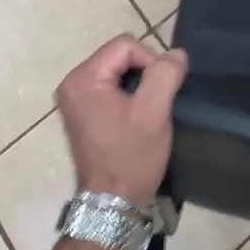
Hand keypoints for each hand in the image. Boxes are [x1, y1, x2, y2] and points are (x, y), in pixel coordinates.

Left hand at [56, 35, 189, 206]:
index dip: (151, 61)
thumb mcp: (154, 111)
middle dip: (144, 73)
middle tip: (154, 103)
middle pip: (120, 55)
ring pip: (119, 70)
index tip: (159, 93)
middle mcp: (72, 83)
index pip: (126, 45)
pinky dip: (128, 95)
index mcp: (82, 79)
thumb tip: (177, 53)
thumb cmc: (131, 157)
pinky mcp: (82, 110)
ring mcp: (75, 98)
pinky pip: (112, 85)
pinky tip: (135, 117)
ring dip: (138, 85)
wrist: (113, 204)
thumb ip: (166, 73)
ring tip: (146, 112)